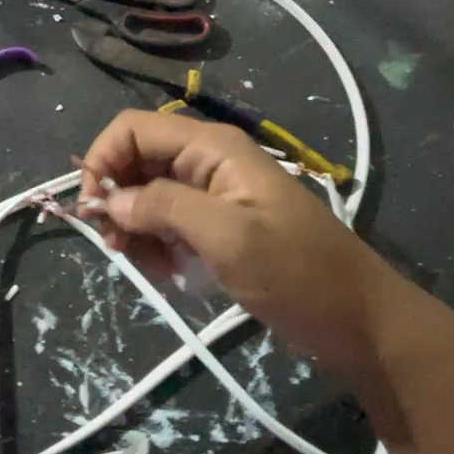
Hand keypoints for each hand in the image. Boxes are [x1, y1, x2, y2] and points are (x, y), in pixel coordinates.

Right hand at [77, 110, 409, 372]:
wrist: (361, 324)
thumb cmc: (300, 273)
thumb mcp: (229, 237)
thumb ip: (164, 207)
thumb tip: (110, 201)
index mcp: (211, 147)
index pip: (132, 129)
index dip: (101, 160)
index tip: (91, 209)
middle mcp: (205, 160)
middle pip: (134, 161)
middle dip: (117, 200)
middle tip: (117, 247)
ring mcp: (210, 194)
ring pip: (144, 195)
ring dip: (134, 229)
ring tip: (150, 269)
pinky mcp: (215, 225)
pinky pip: (165, 223)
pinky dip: (154, 246)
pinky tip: (167, 274)